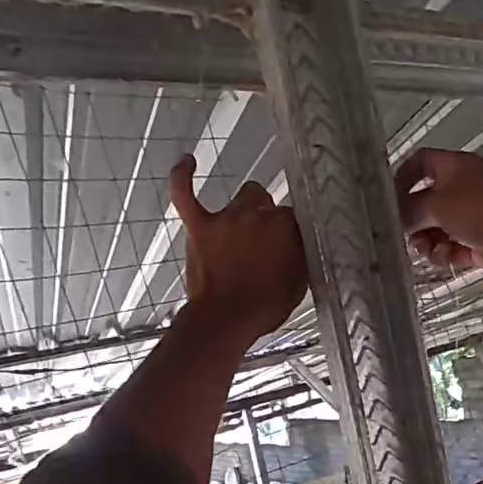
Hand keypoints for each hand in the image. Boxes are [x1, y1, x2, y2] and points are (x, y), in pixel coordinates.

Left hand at [169, 155, 307, 343]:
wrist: (226, 321)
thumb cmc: (262, 307)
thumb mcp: (298, 283)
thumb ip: (299, 256)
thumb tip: (297, 247)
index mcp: (285, 227)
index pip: (293, 218)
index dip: (290, 234)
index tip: (288, 249)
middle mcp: (257, 215)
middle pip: (268, 204)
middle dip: (268, 220)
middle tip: (266, 246)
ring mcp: (227, 219)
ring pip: (241, 199)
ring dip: (244, 212)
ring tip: (244, 235)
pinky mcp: (200, 228)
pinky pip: (185, 193)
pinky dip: (183, 177)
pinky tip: (188, 162)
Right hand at [393, 148, 482, 277]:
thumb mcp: (438, 204)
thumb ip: (410, 210)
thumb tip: (398, 217)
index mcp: (454, 167)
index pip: (419, 162)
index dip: (401, 179)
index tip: (388, 202)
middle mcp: (463, 188)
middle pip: (425, 203)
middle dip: (414, 222)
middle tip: (408, 237)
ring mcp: (473, 216)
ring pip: (436, 229)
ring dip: (428, 243)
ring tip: (432, 251)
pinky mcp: (480, 242)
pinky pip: (452, 247)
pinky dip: (447, 254)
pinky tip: (451, 259)